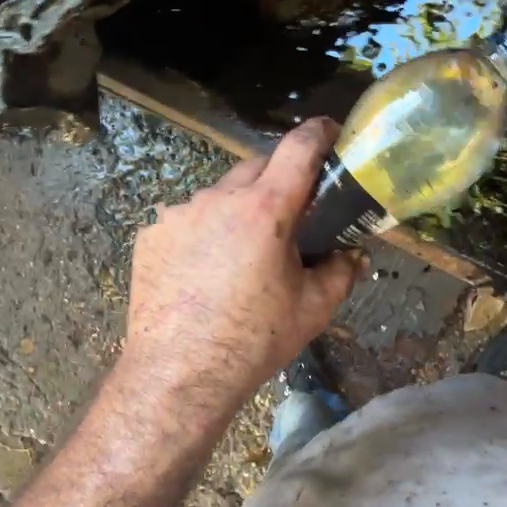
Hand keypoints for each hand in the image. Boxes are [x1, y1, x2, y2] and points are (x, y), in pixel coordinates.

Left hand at [124, 118, 365, 409]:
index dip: (319, 133)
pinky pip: (186, 221)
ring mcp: (179, 215)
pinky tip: (204, 272)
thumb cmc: (255, 340)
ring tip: (241, 253)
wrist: (180, 373)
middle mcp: (219, 199)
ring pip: (218, 195)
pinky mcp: (151, 236)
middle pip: (256, 166)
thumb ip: (340, 272)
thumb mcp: (312, 308)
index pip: (298, 148)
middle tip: (290, 212)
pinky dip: (202, 234)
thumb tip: (355, 255)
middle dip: (278, 179)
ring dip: (237, 210)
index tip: (330, 133)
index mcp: (265, 209)